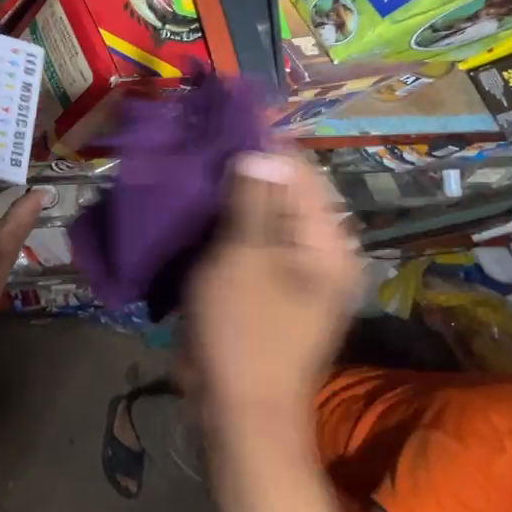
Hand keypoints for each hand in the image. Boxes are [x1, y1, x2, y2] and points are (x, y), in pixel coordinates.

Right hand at [187, 151, 360, 418]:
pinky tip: (189, 204)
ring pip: (258, 212)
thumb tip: (260, 151)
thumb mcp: (245, 258)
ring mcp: (289, 270)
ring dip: (225, 189)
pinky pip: (244, 236)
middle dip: (239, 162)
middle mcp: (317, 252)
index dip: (262, 140)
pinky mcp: (261, 283)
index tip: (220, 110)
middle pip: (281, 190)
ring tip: (185, 161)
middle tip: (193, 134)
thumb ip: (253, 202)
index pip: (299, 173)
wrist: (238, 401)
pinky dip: (220, 217)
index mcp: (327, 244)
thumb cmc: (244, 327)